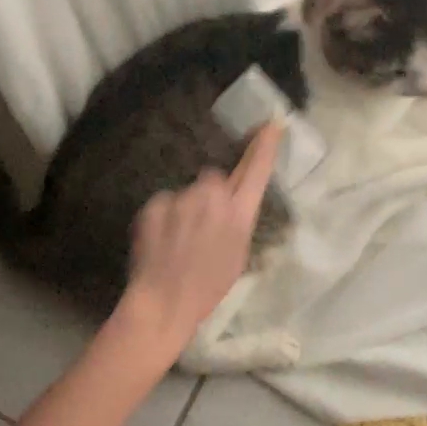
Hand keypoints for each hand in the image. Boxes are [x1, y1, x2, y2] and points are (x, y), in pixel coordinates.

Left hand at [118, 121, 282, 343]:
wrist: (164, 301)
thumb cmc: (207, 289)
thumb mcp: (236, 257)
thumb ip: (237, 223)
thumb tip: (231, 207)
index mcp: (240, 215)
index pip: (257, 171)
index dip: (265, 146)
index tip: (271, 123)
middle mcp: (213, 198)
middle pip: (214, 179)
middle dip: (209, 195)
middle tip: (201, 228)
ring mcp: (182, 199)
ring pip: (187, 193)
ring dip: (185, 208)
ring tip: (178, 241)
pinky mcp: (155, 203)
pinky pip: (164, 204)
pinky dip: (163, 218)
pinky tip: (161, 242)